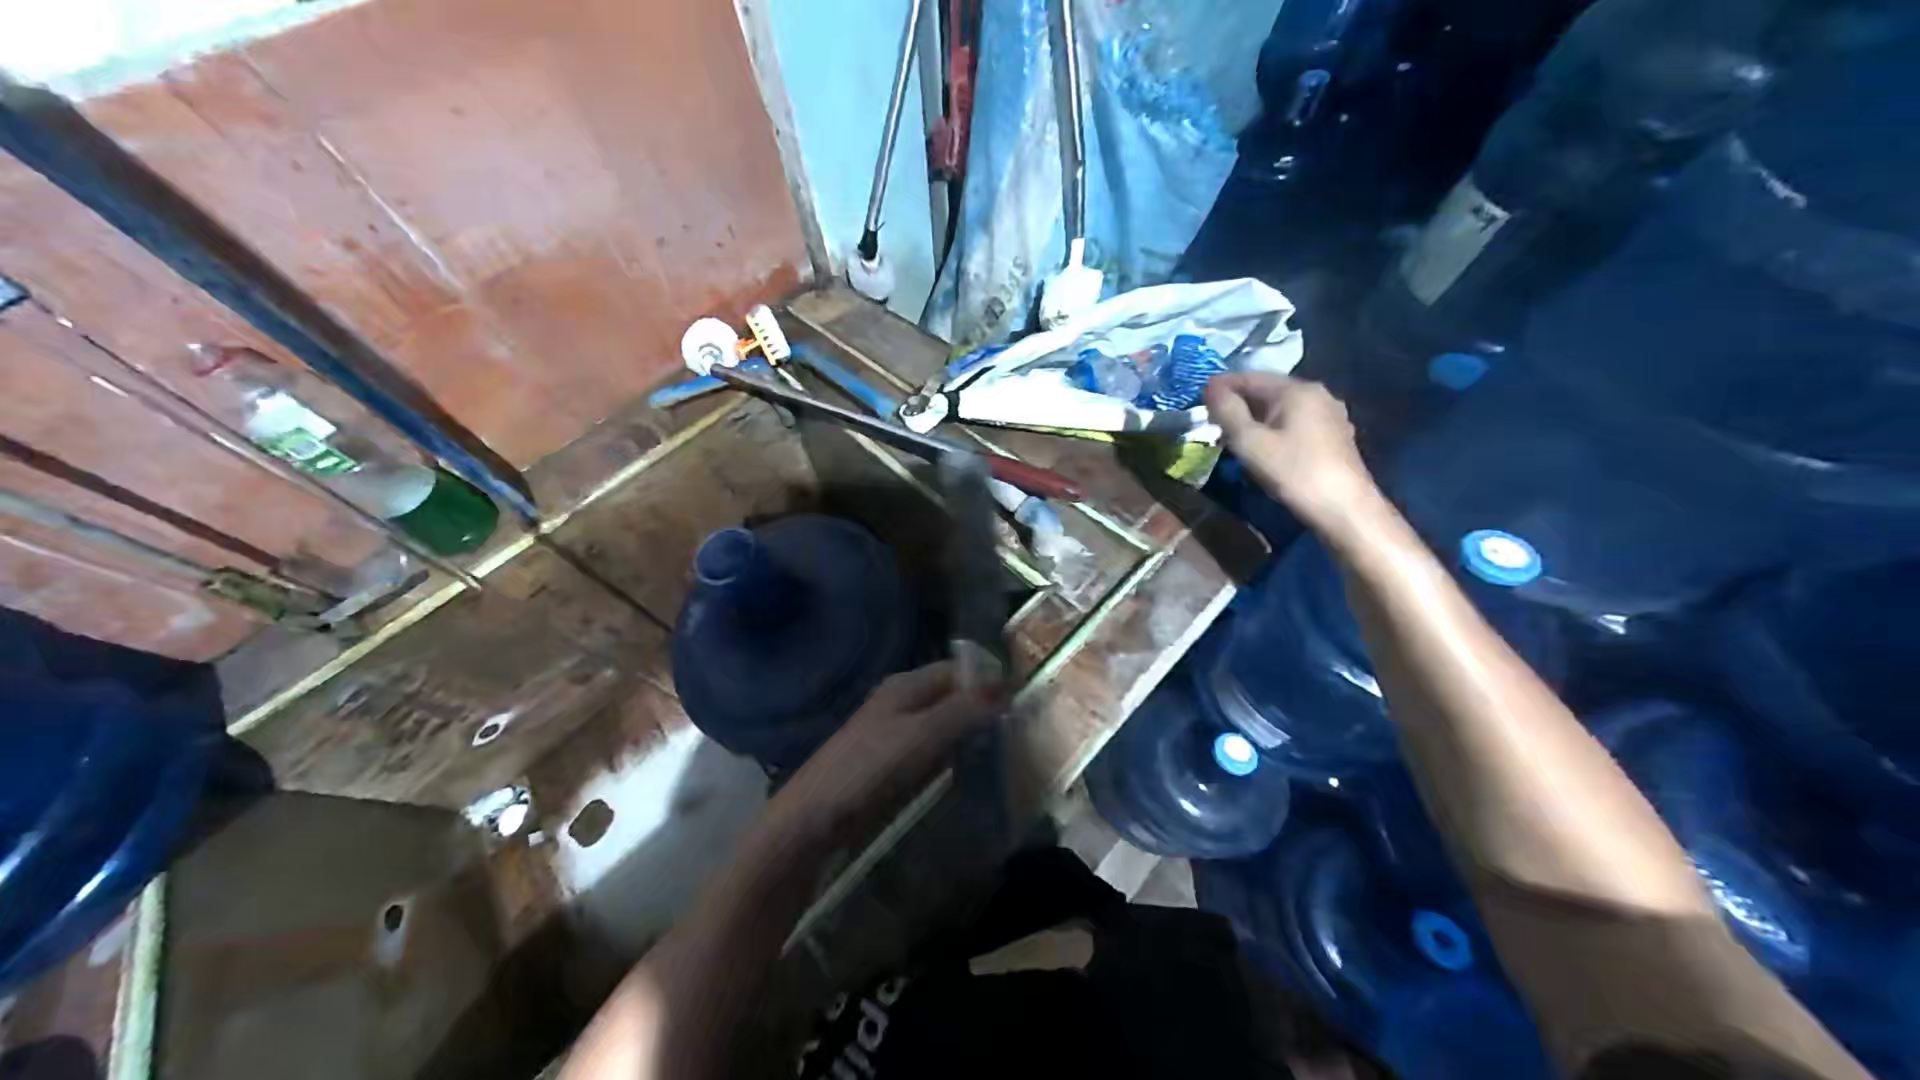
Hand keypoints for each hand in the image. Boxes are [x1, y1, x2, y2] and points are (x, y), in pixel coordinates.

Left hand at [771, 661, 1001, 836]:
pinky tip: (965, 767)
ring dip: (967, 730)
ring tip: (1001, 746)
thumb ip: (963, 711)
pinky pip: (930, 747)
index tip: (1022, 698)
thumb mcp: (922, 736)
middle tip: (1018, 725)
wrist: (814, 817)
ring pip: (941, 721)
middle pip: (950, 694)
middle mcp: (900, 700)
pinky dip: (950, 752)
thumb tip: (1005, 690)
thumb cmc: (869, 769)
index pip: (957, 669)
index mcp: (905, 685)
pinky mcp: (889, 761)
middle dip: (981, 705)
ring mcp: (893, 731)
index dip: (987, 679)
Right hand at [1205, 373, 1381, 534]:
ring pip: (1282, 408)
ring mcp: (1330, 415)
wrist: (1345, 509)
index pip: (1250, 377)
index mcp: (1297, 390)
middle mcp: (1317, 394)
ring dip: (1255, 417)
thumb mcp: (1250, 442)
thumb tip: (1211, 387)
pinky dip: (1274, 428)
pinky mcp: (1335, 436)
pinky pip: (1295, 423)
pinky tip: (1264, 446)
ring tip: (1233, 435)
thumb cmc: (1294, 472)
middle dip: (1238, 402)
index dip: (1221, 386)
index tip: (1198, 399)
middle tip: (1212, 420)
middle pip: (1267, 391)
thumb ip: (1227, 412)